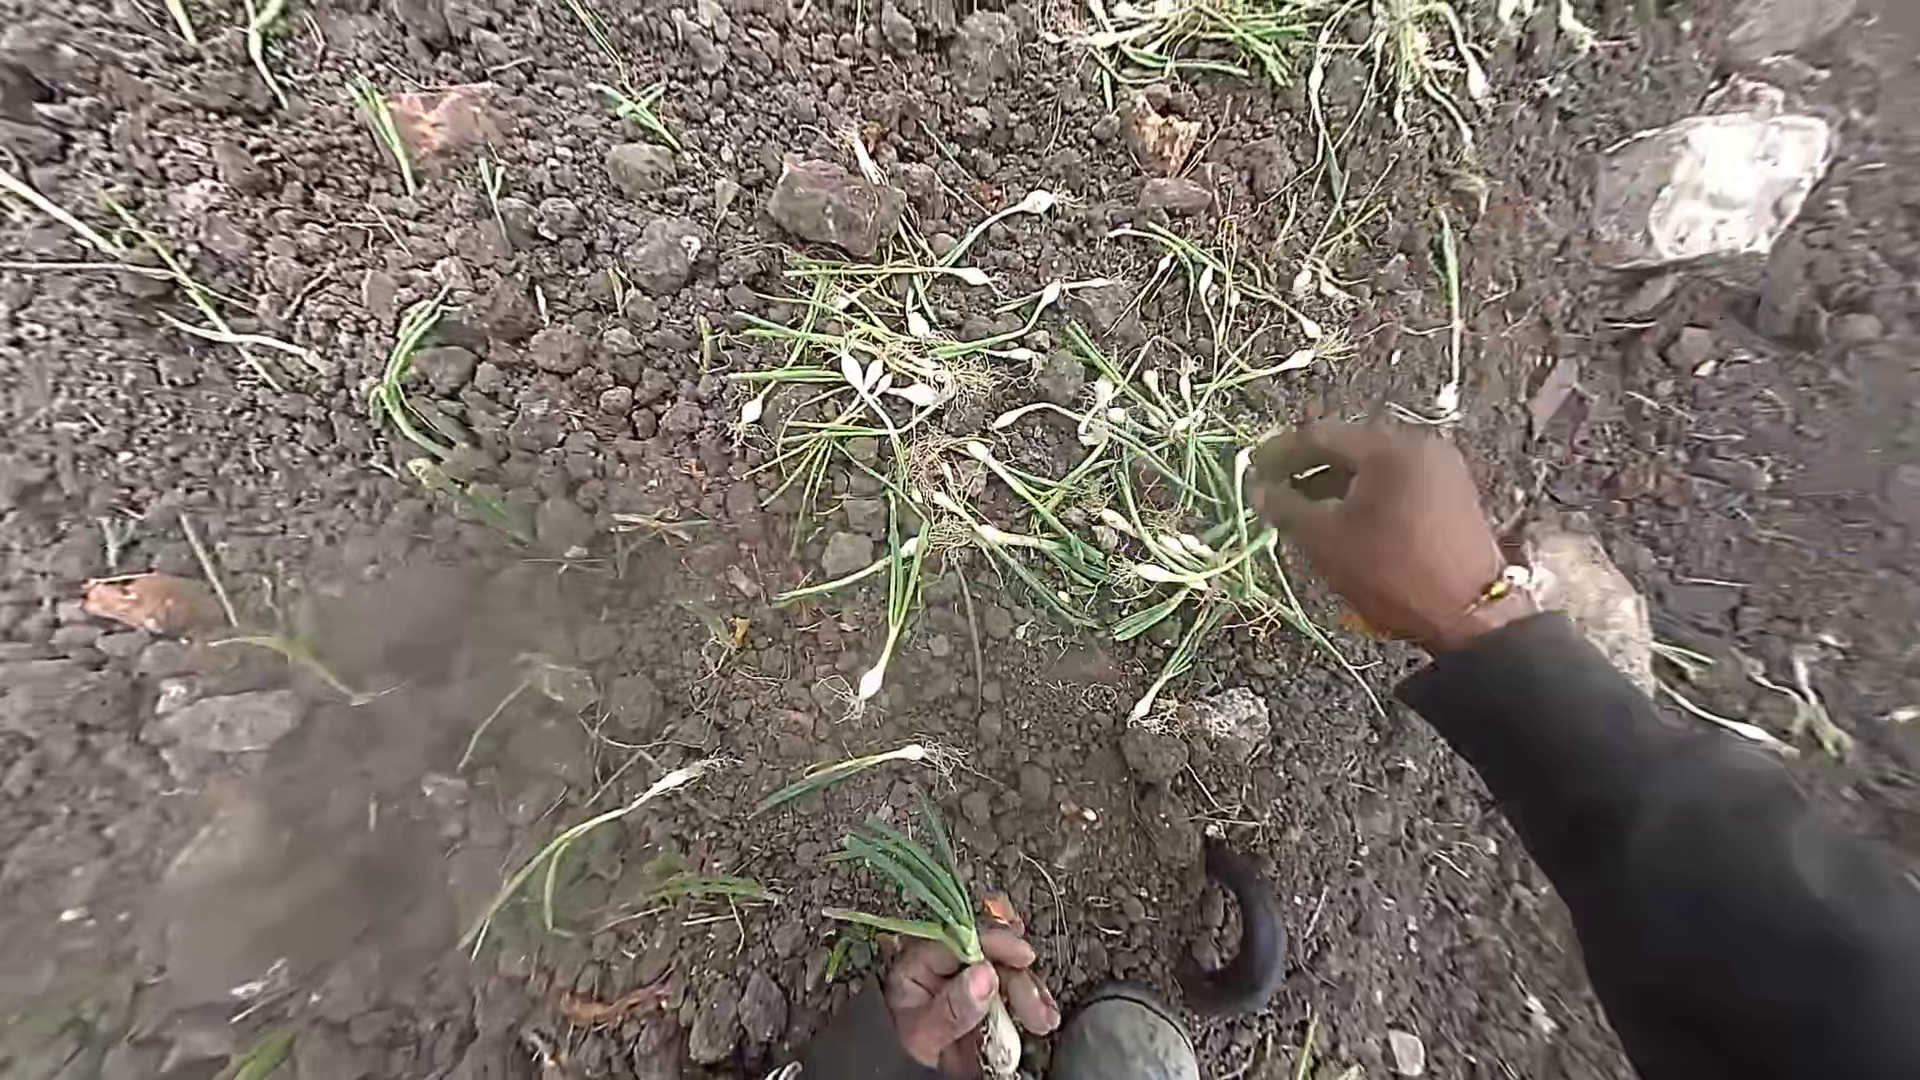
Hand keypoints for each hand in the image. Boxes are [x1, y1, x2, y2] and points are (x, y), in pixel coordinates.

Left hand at [884, 898, 1060, 1076]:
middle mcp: (947, 962)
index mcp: (922, 958)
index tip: (1023, 954)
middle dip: (1017, 976)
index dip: (996, 940)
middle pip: (989, 950)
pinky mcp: (982, 1000)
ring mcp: (966, 980)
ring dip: (1028, 988)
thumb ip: (951, 1007)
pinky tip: (1042, 1015)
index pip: (962, 935)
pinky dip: (1030, 999)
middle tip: (1035, 1010)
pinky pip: (1010, 989)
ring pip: (1005, 968)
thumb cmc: (902, 1054)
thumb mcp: (921, 1034)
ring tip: (1043, 1019)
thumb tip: (986, 974)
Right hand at [1251, 422, 1532, 651]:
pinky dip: (1355, 491)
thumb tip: (1258, 489)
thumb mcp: (1322, 537)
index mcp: (1388, 450)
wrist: (1467, 615)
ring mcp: (1438, 469)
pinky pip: (1388, 480)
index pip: (1319, 436)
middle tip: (1270, 486)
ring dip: (1326, 480)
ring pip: (1366, 465)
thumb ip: (1283, 505)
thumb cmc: (1387, 570)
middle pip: (1345, 446)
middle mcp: (1418, 447)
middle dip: (1302, 467)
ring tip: (1296, 505)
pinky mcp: (1446, 493)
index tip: (1251, 468)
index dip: (1278, 452)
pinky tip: (1333, 514)